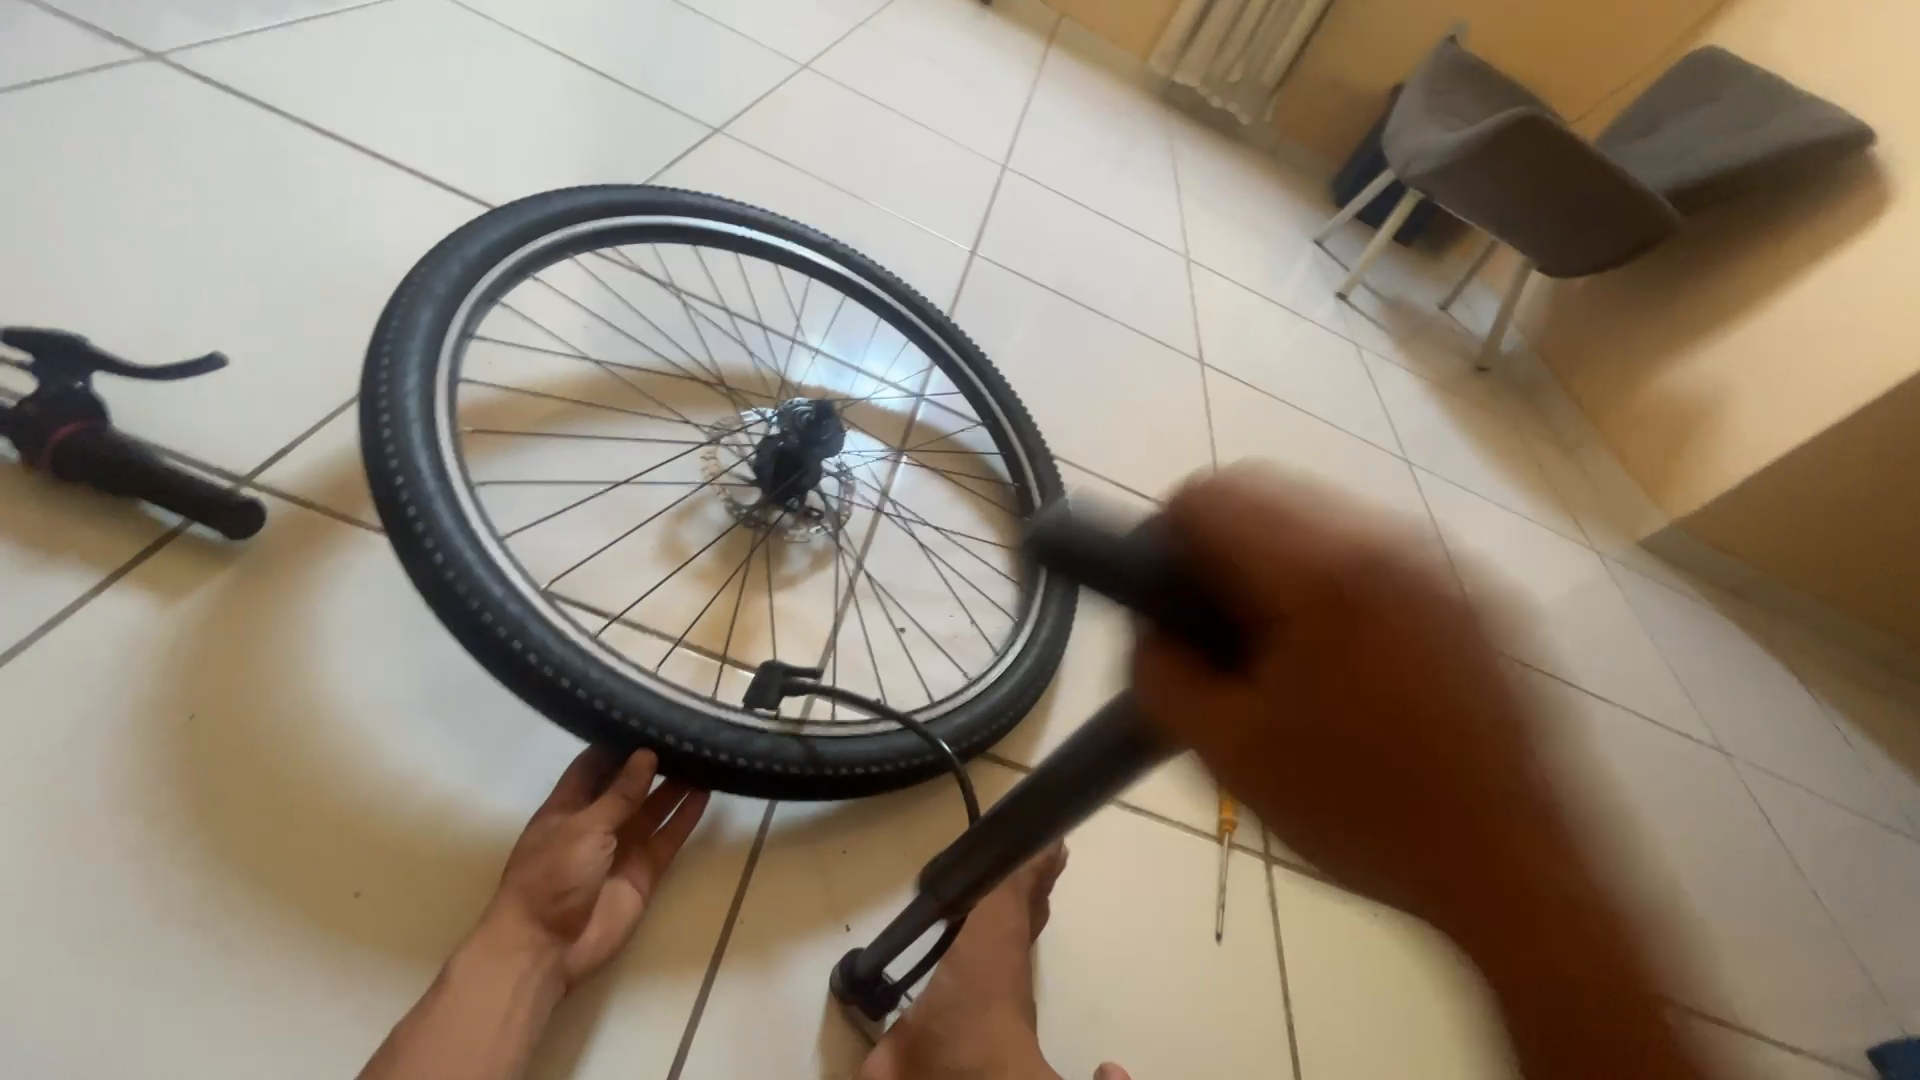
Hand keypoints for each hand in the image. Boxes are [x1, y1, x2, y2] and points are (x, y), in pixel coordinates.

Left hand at [473, 747, 710, 990]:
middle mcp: (596, 824)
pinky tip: (705, 794)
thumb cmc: (550, 878)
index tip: (647, 720)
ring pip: (653, 809)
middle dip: (653, 763)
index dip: (617, 744)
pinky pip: (668, 838)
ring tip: (703, 758)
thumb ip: (620, 793)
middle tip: (685, 735)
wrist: (545, 949)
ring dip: (675, 787)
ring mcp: (621, 848)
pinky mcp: (643, 872)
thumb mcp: (584, 827)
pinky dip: (685, 818)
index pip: (593, 766)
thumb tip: (646, 754)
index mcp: (567, 809)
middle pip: (628, 786)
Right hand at [1132, 464, 1572, 928]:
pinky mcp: (1481, 595)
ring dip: (1276, 564)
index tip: (1164, 600)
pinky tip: (1345, 662)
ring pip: (1322, 520)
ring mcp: (1445, 564)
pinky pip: (1377, 554)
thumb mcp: (1230, 752)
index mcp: (1322, 574)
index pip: (1210, 494)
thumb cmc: (1362, 813)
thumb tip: (1151, 630)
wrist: (1524, 877)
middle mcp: (1390, 542)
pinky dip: (1334, 582)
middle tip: (1213, 630)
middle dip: (1219, 550)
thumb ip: (1161, 674)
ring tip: (1279, 650)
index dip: (1165, 537)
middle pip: (1266, 493)